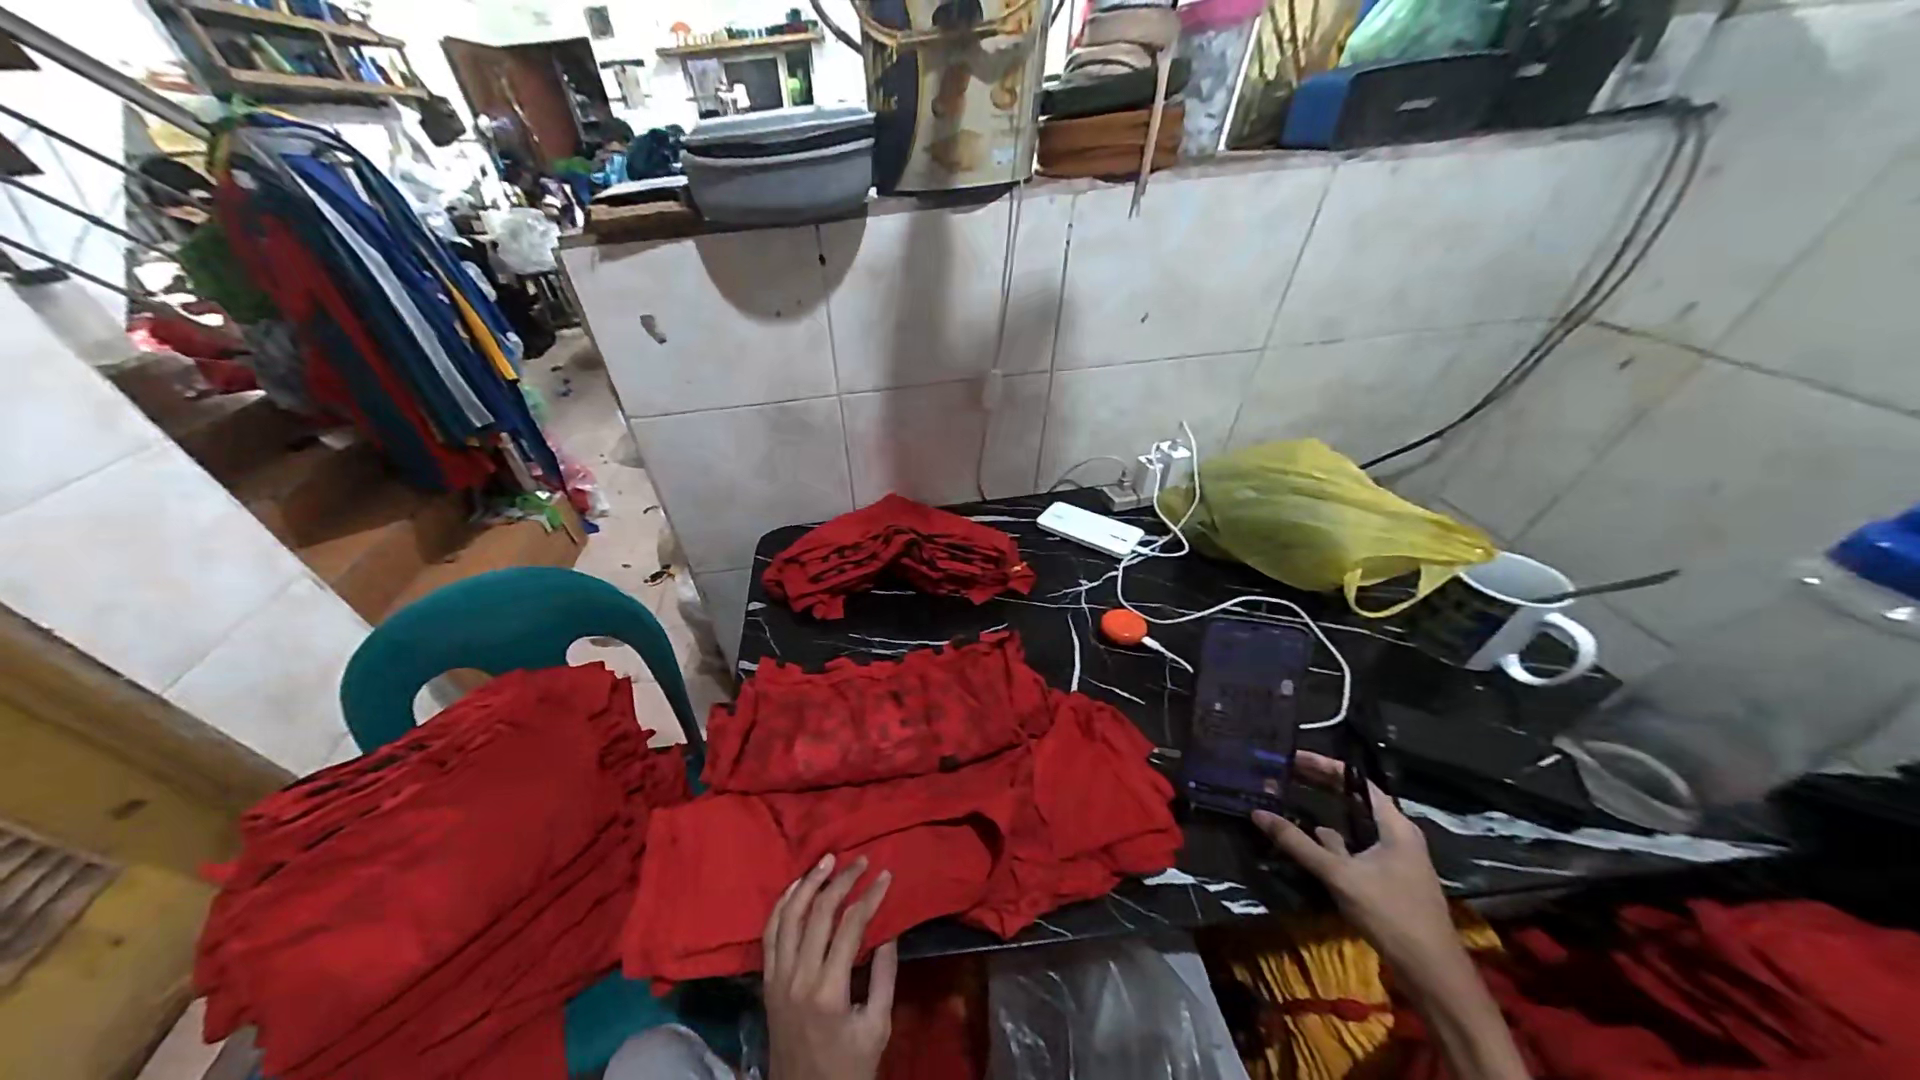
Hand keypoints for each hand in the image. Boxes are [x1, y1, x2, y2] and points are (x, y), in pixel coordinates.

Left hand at [763, 853, 896, 1079]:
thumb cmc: (848, 1068)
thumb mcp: (877, 1026)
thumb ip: (884, 975)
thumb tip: (889, 929)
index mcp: (828, 991)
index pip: (850, 926)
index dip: (870, 896)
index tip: (886, 875)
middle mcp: (797, 978)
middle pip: (818, 914)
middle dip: (842, 881)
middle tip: (861, 861)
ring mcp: (777, 979)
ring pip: (789, 917)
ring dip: (808, 884)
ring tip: (826, 860)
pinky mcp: (767, 982)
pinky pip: (769, 934)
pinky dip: (782, 906)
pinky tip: (796, 887)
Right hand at [1252, 751, 1458, 982]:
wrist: (1431, 970)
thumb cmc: (1390, 913)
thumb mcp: (1339, 875)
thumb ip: (1298, 843)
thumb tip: (1259, 813)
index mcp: (1395, 825)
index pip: (1358, 781)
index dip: (1326, 766)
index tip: (1294, 758)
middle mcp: (1399, 835)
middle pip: (1356, 800)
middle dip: (1323, 787)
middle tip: (1288, 775)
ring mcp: (1397, 858)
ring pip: (1356, 824)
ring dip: (1327, 813)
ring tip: (1294, 802)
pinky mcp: (1391, 877)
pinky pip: (1358, 845)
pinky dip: (1334, 837)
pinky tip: (1312, 842)